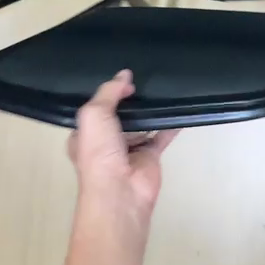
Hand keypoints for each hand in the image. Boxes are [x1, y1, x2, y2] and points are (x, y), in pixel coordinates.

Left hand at [69, 70, 178, 215]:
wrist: (121, 190)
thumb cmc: (99, 153)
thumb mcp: (94, 115)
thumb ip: (108, 92)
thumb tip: (125, 74)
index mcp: (85, 135)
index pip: (95, 109)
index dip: (106, 93)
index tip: (123, 76)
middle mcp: (106, 142)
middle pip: (119, 115)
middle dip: (129, 100)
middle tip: (145, 78)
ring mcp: (129, 149)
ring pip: (141, 124)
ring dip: (149, 110)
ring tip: (162, 86)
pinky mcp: (150, 155)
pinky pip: (162, 135)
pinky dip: (171, 123)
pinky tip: (179, 108)